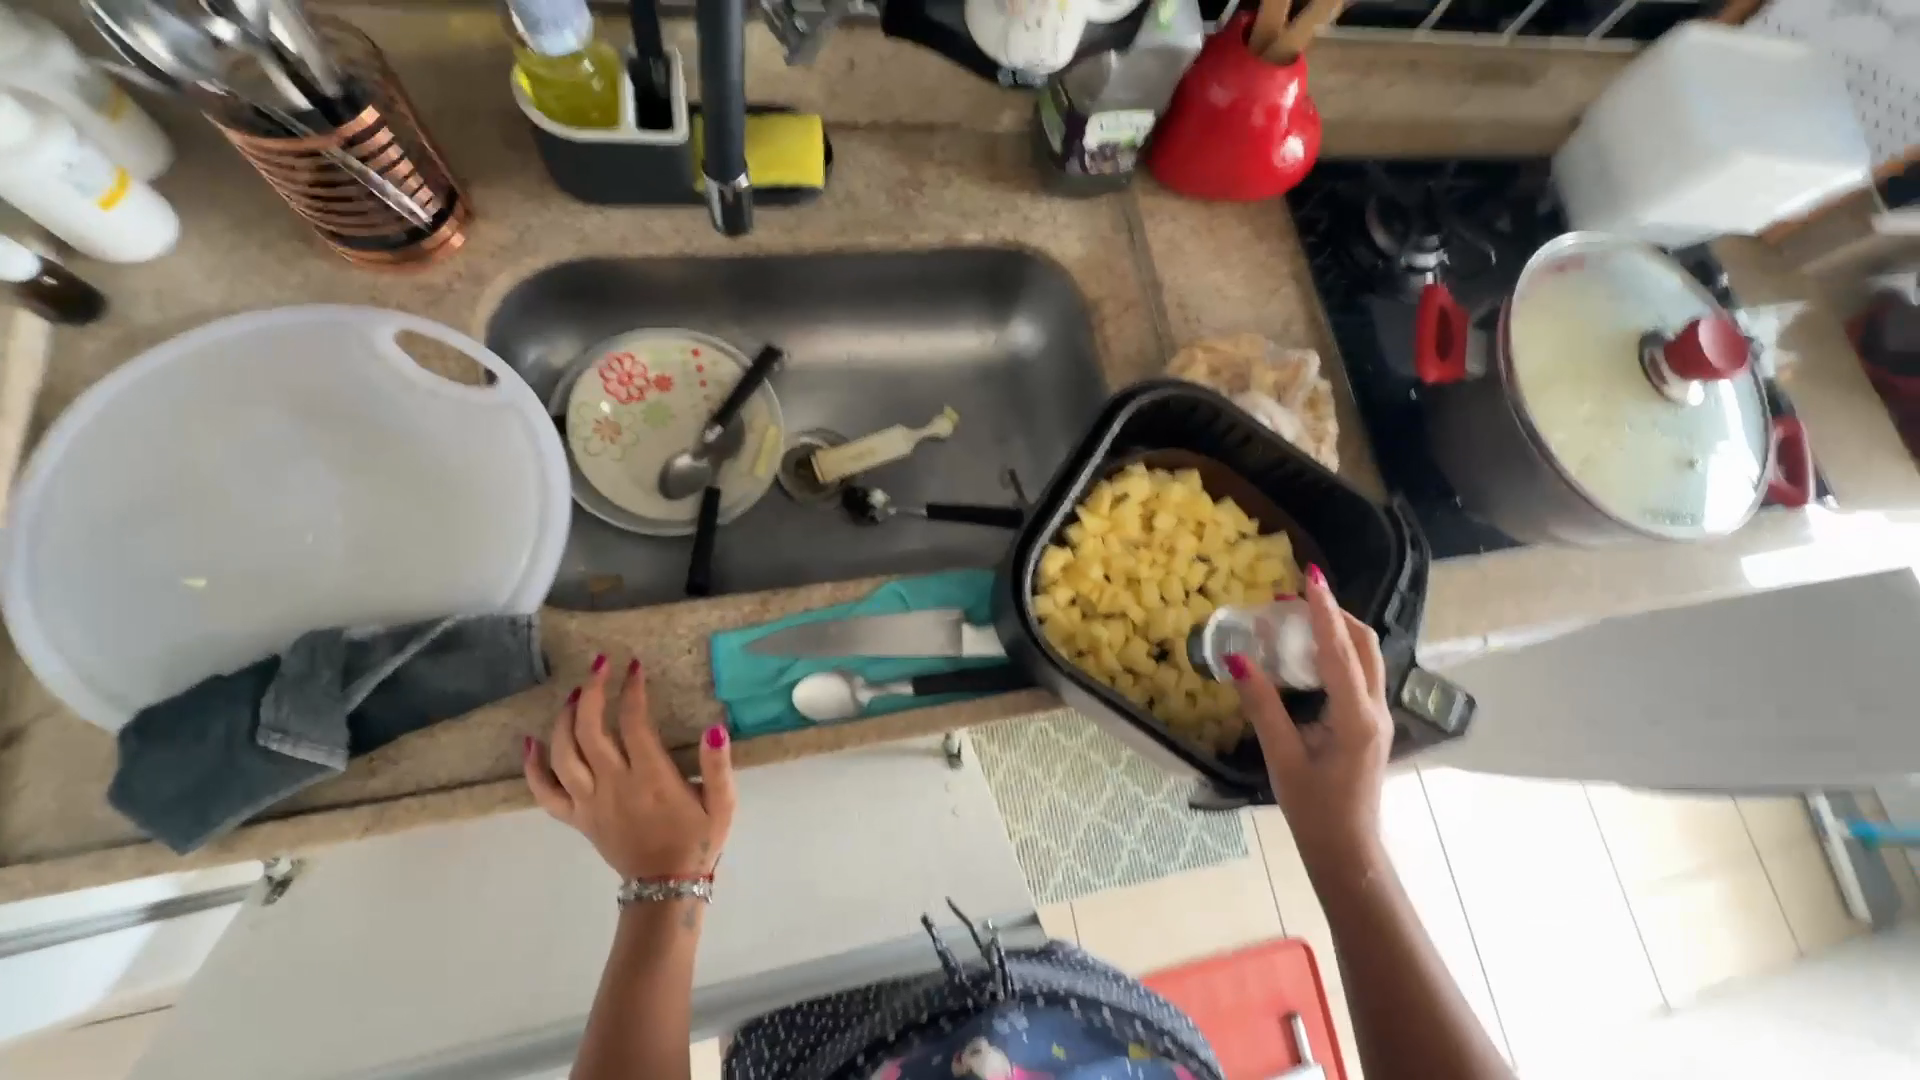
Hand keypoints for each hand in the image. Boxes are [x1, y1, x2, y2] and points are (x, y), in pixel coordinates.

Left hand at [523, 655, 736, 880]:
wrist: (666, 886)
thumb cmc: (698, 839)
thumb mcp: (722, 803)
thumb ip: (718, 765)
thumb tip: (714, 726)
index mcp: (650, 777)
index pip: (633, 722)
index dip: (632, 690)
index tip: (634, 666)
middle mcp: (614, 784)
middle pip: (590, 729)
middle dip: (592, 691)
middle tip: (600, 665)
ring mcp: (589, 802)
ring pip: (563, 753)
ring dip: (565, 718)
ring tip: (576, 694)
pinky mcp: (577, 817)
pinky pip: (544, 792)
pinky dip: (532, 765)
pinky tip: (531, 741)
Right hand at [1229, 565, 1392, 867]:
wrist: (1346, 848)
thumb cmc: (1313, 808)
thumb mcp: (1281, 756)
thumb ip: (1262, 705)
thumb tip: (1237, 659)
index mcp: (1356, 717)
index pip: (1340, 650)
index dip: (1322, 611)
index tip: (1308, 578)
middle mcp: (1375, 709)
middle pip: (1364, 644)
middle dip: (1332, 612)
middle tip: (1291, 597)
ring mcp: (1377, 716)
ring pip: (1365, 656)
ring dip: (1336, 629)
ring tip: (1295, 616)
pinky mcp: (1369, 723)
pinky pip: (1358, 673)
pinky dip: (1336, 651)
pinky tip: (1306, 653)